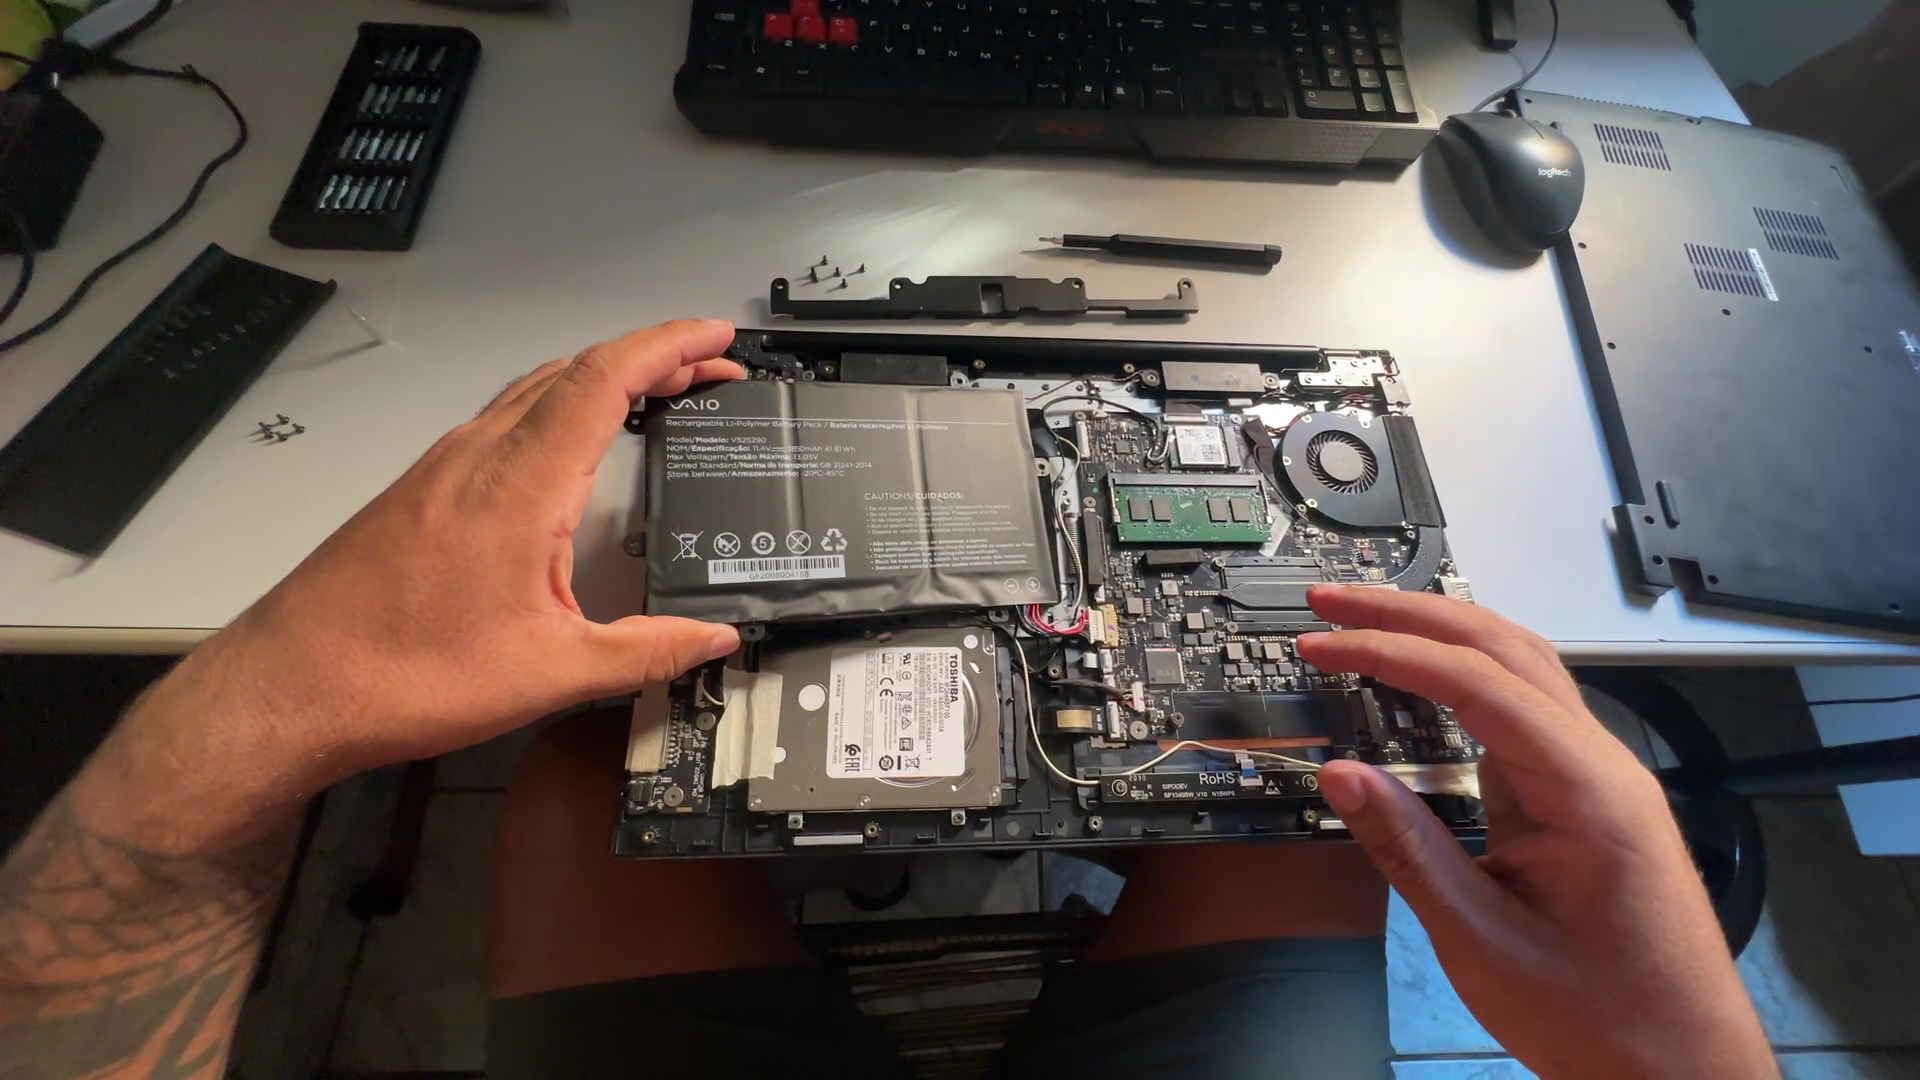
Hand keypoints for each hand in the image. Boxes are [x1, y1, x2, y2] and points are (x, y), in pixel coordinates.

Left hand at [151, 319, 747, 796]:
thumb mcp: (553, 671)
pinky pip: (513, 413)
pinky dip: (568, 401)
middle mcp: (480, 457)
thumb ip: (649, 651)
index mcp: (518, 485)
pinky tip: (584, 433)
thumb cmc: (403, 674)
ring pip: (542, 386)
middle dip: (655, 358)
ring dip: (610, 376)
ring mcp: (449, 465)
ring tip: (664, 390)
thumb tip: (715, 639)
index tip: (714, 337)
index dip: (668, 347)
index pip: (603, 380)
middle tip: (710, 371)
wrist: (287, 691)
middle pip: (578, 370)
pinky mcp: (432, 484)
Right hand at [1297, 586, 1775, 1079]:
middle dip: (1408, 612)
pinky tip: (1412, 664)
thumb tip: (1336, 772)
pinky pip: (1511, 698)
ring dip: (1432, 626)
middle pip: (1502, 646)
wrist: (1681, 1074)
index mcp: (1587, 792)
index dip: (1390, 652)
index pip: (1478, 683)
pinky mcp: (1570, 785)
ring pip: (1513, 660)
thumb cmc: (1593, 1018)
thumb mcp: (1482, 939)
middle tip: (1328, 601)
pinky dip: (1451, 663)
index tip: (1320, 646)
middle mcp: (1596, 762)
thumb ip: (1407, 848)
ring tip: (1358, 615)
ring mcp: (1588, 770)